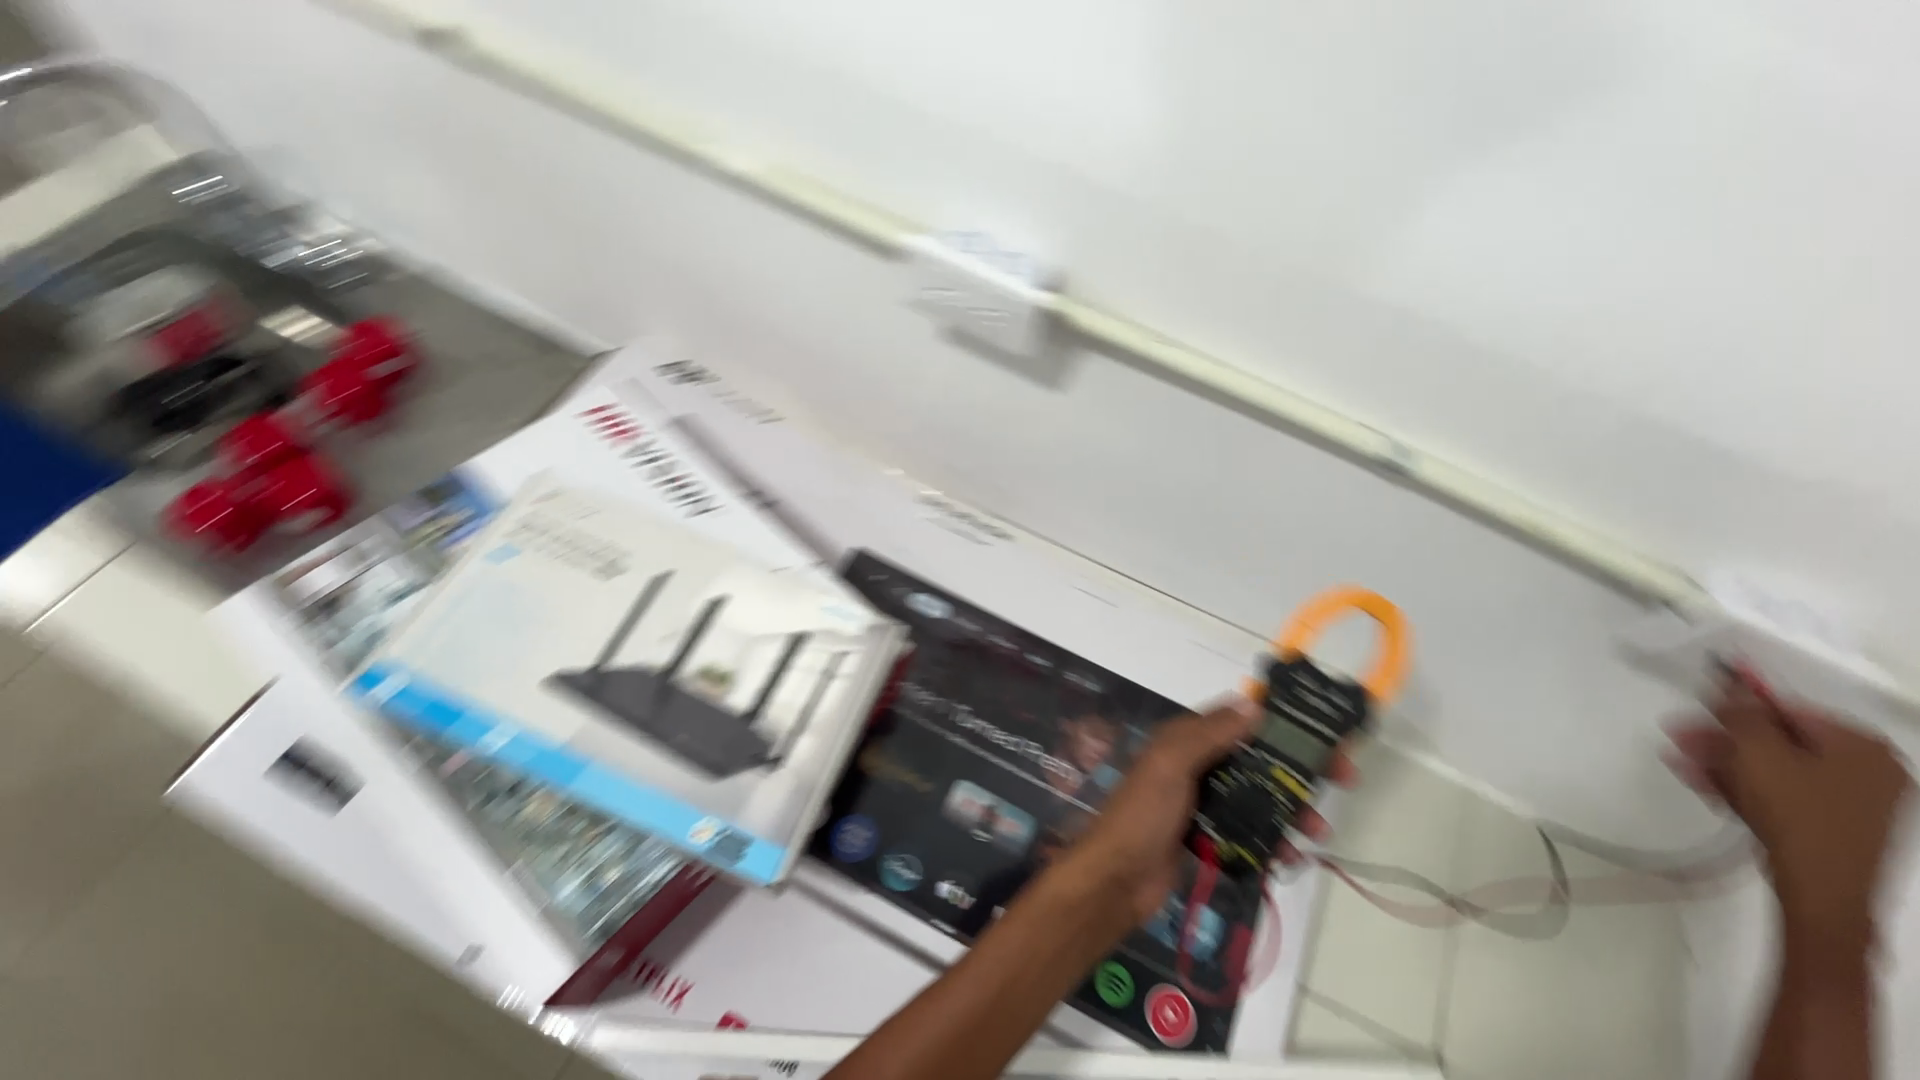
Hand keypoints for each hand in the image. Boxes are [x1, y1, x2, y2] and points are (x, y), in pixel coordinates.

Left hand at [1052, 697, 1357, 926]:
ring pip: (1258, 796)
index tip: (1326, 736)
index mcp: (1185, 738)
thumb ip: (1210, 734)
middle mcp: (1195, 763)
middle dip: (1299, 769)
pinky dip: (1270, 839)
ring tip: (1317, 833)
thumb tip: (1255, 704)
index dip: (1285, 724)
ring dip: (1291, 809)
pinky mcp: (1206, 835)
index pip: (1243, 719)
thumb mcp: (1171, 764)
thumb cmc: (1142, 815)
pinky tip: (1288, 856)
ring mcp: (1201, 801)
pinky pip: (1247, 830)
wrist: (1116, 879)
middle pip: (1258, 758)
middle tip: (1344, 782)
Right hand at [1665, 676, 1912, 939]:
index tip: (1696, 705)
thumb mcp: (1758, 753)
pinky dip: (1743, 786)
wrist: (1822, 892)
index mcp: (1862, 745)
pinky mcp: (1831, 825)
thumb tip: (1731, 684)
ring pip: (1773, 769)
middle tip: (1678, 734)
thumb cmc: (1796, 813)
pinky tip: (1705, 783)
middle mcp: (1868, 768)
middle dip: (1723, 737)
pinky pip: (1780, 793)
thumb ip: (1741, 713)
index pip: (1788, 709)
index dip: (1737, 705)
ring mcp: (1852, 800)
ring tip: (1681, 759)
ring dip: (1724, 761)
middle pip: (1778, 740)